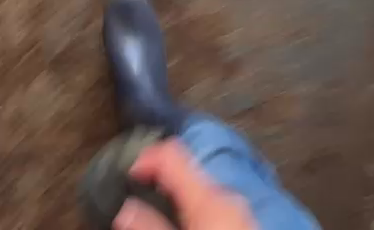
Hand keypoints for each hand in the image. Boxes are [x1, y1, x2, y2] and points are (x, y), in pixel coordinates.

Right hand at [112, 139, 257, 229]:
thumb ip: (151, 224)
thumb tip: (125, 206)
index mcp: (208, 194)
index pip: (171, 151)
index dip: (146, 155)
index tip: (129, 172)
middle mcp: (227, 194)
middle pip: (186, 170)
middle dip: (161, 182)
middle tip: (141, 196)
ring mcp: (241, 209)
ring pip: (201, 190)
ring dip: (179, 198)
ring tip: (162, 216)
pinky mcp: (247, 223)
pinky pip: (216, 207)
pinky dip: (197, 210)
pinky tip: (190, 225)